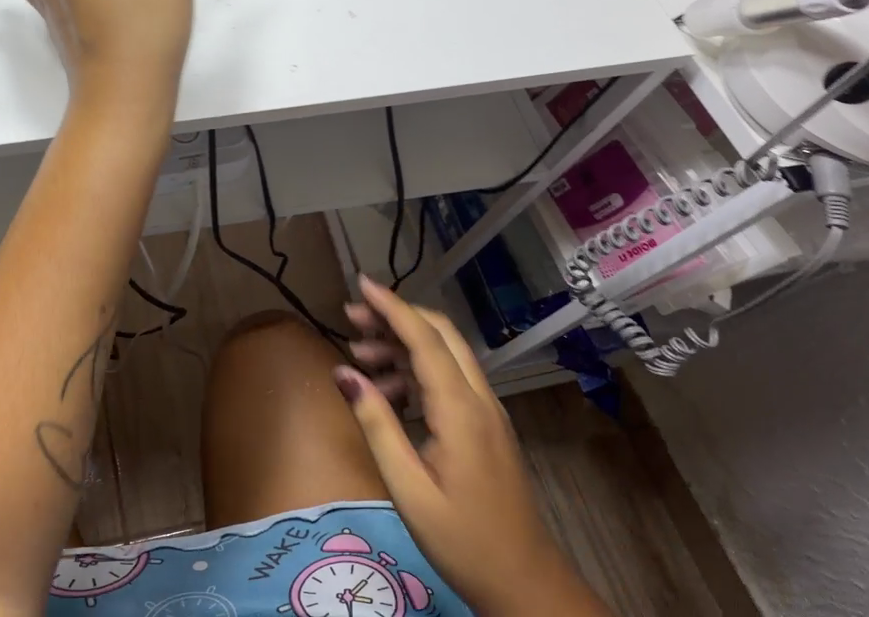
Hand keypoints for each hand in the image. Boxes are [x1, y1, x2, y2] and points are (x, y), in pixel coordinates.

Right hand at [334, 276, 610, 616]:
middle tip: (351, 318)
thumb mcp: (407, 487)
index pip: (424, 339)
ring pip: (445, 356)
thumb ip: (376, 424)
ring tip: (358, 356)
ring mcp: (487, 413)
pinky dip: (415, 372)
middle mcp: (479, 400)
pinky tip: (385, 392)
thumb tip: (343, 373)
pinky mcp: (485, 428)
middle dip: (396, 317)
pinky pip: (449, 381)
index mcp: (461, 410)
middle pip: (439, 336)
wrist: (526, 584)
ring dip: (402, 346)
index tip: (360, 284)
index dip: (392, 306)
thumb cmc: (462, 541)